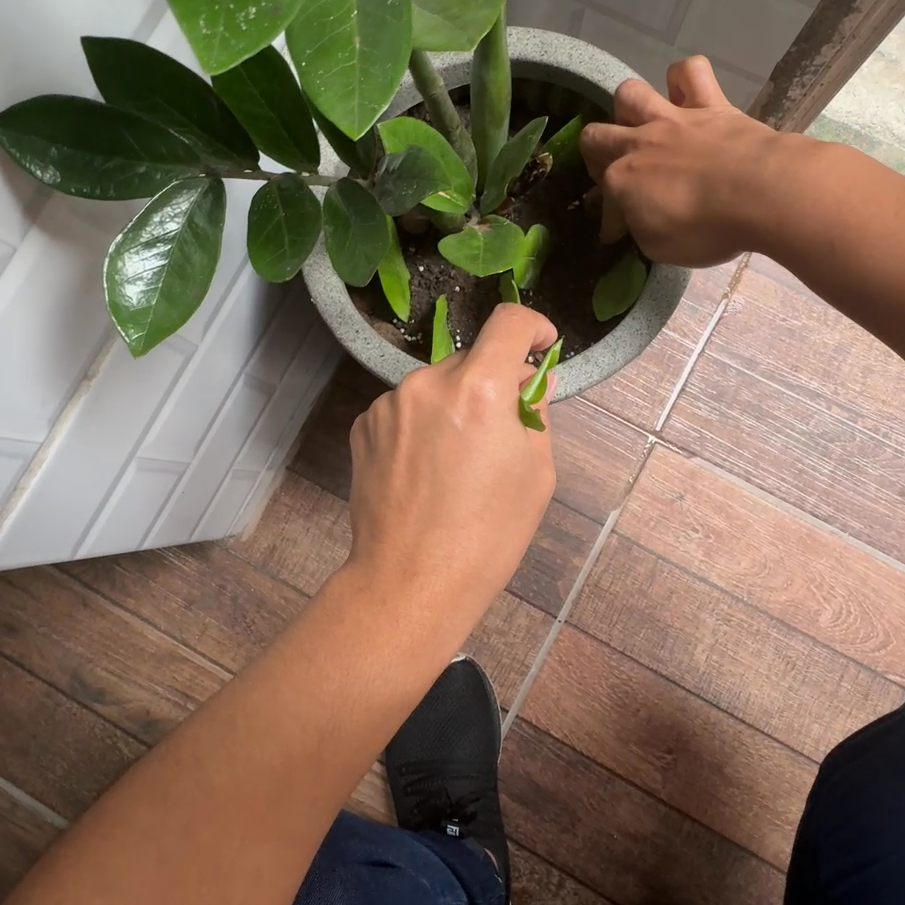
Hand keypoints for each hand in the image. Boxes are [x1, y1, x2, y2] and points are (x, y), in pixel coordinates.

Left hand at [344, 304, 558, 608]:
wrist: (410, 581)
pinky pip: (405, 410)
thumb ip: (535, 413)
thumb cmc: (488, 535)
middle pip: (471, 360)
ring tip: (456, 462)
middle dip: (491, 383)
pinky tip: (424, 470)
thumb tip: (533, 382)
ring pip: (435, 386)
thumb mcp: (535, 473)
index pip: (509, 322)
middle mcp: (427, 382)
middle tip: (500, 431)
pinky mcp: (363, 426)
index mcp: (479, 389)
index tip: (542, 345)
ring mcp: (388, 404)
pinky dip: (421, 424)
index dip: (534, 326)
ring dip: (453, 404)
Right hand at [580, 56, 792, 266]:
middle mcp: (637, 143)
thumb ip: (641, 228)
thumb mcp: (659, 248)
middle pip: (595, 136)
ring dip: (628, 109)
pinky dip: (683, 80)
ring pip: (629, 93)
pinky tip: (685, 95)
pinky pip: (690, 71)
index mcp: (620, 181)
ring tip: (642, 126)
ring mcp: (672, 118)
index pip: (604, 201)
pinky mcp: (710, 102)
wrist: (760, 193)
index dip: (611, 221)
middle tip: (618, 171)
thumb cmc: (706, 229)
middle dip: (597, 155)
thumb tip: (638, 219)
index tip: (619, 233)